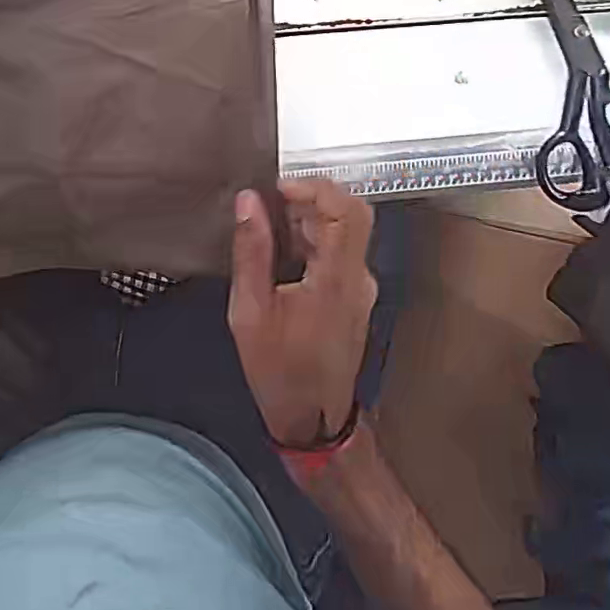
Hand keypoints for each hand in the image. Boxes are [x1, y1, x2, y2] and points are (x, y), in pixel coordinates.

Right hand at [227, 178, 376, 446]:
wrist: (315, 422)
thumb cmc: (278, 370)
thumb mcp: (250, 312)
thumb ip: (251, 252)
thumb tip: (249, 201)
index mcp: (336, 279)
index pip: (346, 210)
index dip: (314, 188)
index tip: (276, 189)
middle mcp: (358, 277)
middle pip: (351, 214)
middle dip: (310, 197)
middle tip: (269, 202)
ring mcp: (360, 287)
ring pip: (346, 231)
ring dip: (309, 217)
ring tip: (267, 224)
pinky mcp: (354, 295)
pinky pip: (339, 251)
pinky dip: (313, 237)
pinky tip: (281, 250)